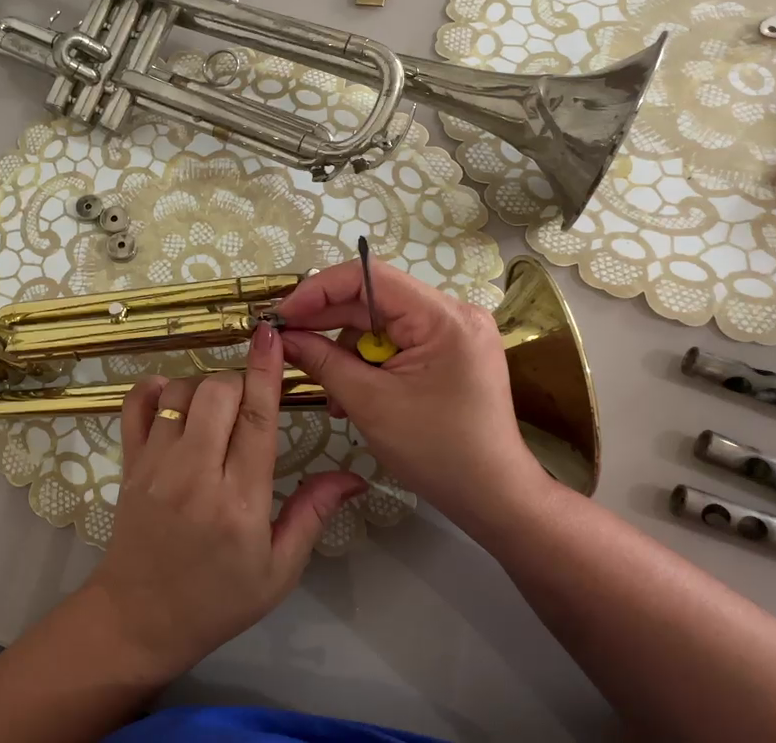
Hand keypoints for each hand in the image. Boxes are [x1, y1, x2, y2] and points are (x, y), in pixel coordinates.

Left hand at [77, 324, 368, 680]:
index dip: (266, 371)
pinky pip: (134, 406)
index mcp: (240, 501)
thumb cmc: (220, 598)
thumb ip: (312, 514)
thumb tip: (354, 477)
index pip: (256, 419)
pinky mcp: (128, 462)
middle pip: (216, 393)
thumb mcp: (278, 569)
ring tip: (215, 412)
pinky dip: (152, 389)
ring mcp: (155, 464)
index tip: (271, 335)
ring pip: (178, 392)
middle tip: (249, 406)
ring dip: (201, 388)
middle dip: (239, 383)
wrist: (143, 616)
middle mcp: (194, 473)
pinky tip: (171, 397)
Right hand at [275, 259, 553, 530]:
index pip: (367, 277)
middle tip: (286, 343)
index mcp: (443, 318)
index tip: (282, 315)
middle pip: (371, 299)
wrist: (495, 498)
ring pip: (377, 323)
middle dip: (326, 322)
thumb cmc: (437, 450)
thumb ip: (321, 361)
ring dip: (343, 350)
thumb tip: (280, 336)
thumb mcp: (369, 403)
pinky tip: (350, 393)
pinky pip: (392, 342)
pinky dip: (365, 363)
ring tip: (329, 392)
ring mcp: (452, 333)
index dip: (317, 290)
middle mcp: (452, 314)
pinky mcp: (447, 353)